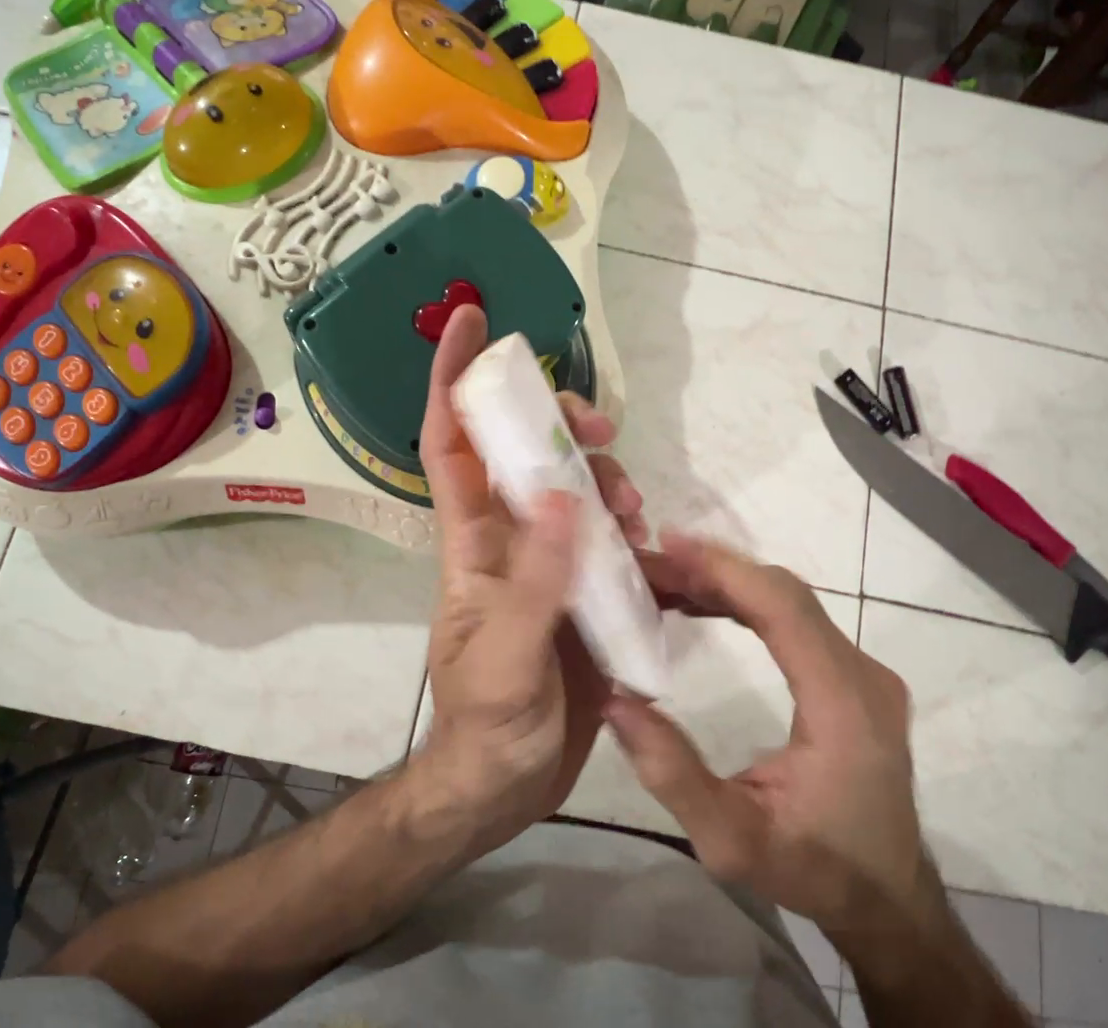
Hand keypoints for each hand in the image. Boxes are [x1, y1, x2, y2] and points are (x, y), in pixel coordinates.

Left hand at [414, 305, 647, 849]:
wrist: (502, 789)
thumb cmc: (487, 725)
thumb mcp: (509, 656)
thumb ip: (537, 580)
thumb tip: (566, 497)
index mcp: (472, 546)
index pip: (453, 445)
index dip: (454, 379)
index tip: (469, 319)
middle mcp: (508, 544)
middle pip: (528, 456)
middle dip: (562, 426)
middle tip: (607, 431)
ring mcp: (547, 569)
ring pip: (575, 494)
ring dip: (607, 484)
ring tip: (636, 515)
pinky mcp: (580, 598)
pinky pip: (608, 545)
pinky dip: (632, 536)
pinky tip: (654, 554)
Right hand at [604, 534, 927, 933]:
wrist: (886, 897)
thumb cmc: (813, 870)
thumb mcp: (731, 841)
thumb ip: (674, 774)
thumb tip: (615, 702)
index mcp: (842, 707)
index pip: (784, 610)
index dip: (726, 570)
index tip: (669, 545)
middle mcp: (862, 676)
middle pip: (787, 596)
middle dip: (715, 571)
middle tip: (648, 566)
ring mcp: (865, 676)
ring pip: (793, 605)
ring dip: (729, 587)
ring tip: (665, 582)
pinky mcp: (856, 682)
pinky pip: (800, 624)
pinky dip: (749, 607)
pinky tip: (706, 608)